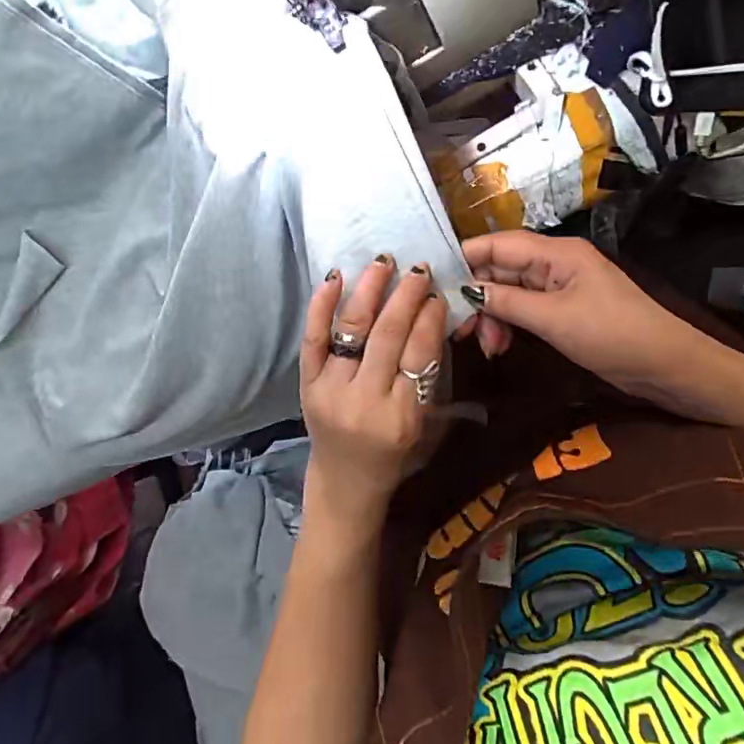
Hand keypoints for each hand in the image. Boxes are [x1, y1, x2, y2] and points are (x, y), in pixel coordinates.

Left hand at [299, 255, 447, 519]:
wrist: (345, 481)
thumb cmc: (393, 454)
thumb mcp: (424, 424)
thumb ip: (429, 376)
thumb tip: (434, 314)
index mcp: (401, 417)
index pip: (418, 355)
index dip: (429, 319)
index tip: (437, 294)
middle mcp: (363, 402)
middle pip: (386, 336)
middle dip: (405, 297)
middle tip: (418, 270)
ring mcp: (330, 391)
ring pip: (351, 331)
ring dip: (369, 291)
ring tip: (383, 263)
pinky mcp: (306, 384)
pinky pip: (312, 340)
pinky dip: (321, 307)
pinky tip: (334, 278)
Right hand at [456, 231, 741, 421]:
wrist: (669, 367)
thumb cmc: (613, 335)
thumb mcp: (554, 319)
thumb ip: (506, 302)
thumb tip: (465, 290)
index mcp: (555, 252)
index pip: (497, 244)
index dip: (464, 258)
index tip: (434, 282)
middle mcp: (553, 262)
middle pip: (499, 268)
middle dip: (477, 296)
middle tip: (459, 329)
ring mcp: (558, 286)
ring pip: (508, 291)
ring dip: (492, 315)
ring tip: (487, 345)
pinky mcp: (562, 309)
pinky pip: (523, 308)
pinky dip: (508, 324)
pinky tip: (500, 345)